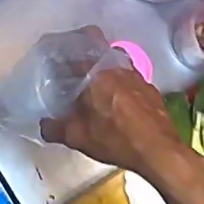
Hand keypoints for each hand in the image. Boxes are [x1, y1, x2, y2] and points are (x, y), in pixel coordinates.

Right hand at [40, 64, 198, 183]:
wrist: (159, 152)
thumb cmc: (114, 139)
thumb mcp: (76, 137)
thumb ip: (54, 128)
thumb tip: (44, 124)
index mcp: (95, 74)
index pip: (77, 51)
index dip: (65, 53)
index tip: (57, 62)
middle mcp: (118, 69)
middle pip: (99, 54)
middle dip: (86, 61)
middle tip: (76, 75)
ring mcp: (138, 79)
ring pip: (117, 67)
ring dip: (106, 75)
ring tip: (97, 91)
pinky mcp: (152, 92)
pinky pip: (131, 82)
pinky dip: (122, 88)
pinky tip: (118, 104)